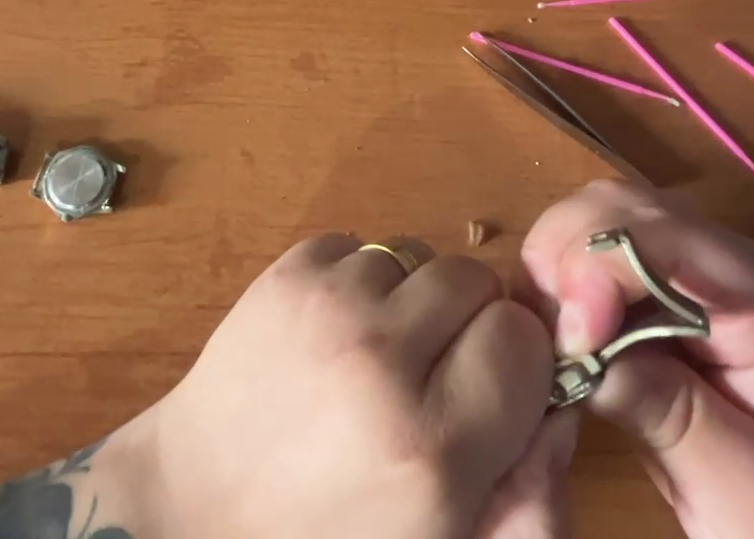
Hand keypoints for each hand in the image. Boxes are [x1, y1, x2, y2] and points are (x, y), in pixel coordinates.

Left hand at [122, 234, 558, 538]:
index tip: (488, 385)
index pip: (525, 339)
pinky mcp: (283, 274)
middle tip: (432, 366)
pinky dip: (359, 278)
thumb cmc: (329, 538)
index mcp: (433, 446)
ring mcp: (326, 304)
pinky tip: (335, 329)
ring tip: (376, 348)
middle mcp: (381, 358)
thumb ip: (531, 497)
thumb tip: (558, 405)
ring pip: (415, 255)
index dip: (514, 361)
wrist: (195, 511)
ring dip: (410, 296)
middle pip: (474, 279)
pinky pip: (357, 245)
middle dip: (468, 319)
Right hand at [518, 179, 753, 538]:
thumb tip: (580, 352)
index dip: (600, 265)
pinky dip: (553, 292)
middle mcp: (720, 265)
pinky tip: (557, 348)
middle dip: (564, 259)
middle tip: (547, 342)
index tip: (571, 341)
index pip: (666, 232)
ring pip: (588, 223)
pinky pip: (583, 262)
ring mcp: (684, 275)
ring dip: (551, 273)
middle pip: (616, 207)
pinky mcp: (651, 297)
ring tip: (548, 348)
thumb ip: (675, 420)